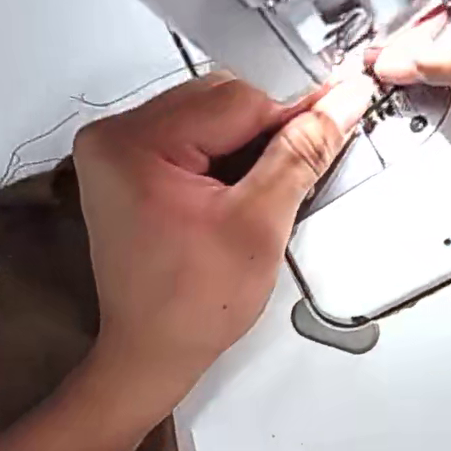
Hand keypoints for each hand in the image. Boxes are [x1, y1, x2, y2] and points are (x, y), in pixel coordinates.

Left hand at [73, 72, 376, 416]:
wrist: (152, 351)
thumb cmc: (188, 309)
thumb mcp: (258, 226)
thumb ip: (300, 155)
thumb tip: (339, 106)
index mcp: (133, 145)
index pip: (234, 99)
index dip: (291, 114)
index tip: (333, 119)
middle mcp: (111, 141)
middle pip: (215, 102)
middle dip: (264, 131)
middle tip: (302, 162)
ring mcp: (113, 156)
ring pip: (203, 120)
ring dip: (243, 146)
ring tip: (262, 191)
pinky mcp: (123, 174)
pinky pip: (184, 142)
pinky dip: (219, 159)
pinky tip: (235, 192)